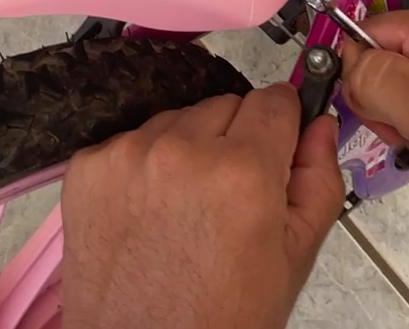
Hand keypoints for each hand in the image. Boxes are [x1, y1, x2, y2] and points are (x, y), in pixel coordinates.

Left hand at [61, 84, 342, 328]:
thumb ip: (318, 180)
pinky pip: (131, 140)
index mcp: (242, 172)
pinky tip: (147, 212)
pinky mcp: (88, 165)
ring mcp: (128, 153)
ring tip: (184, 209)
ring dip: (187, 148)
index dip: (282, 123)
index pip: (274, 100)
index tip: (277, 143)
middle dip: (235, 139)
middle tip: (229, 195)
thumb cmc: (223, 318)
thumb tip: (320, 123)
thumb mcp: (293, 259)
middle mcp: (182, 149)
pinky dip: (142, 166)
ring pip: (177, 119)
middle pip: (225, 105)